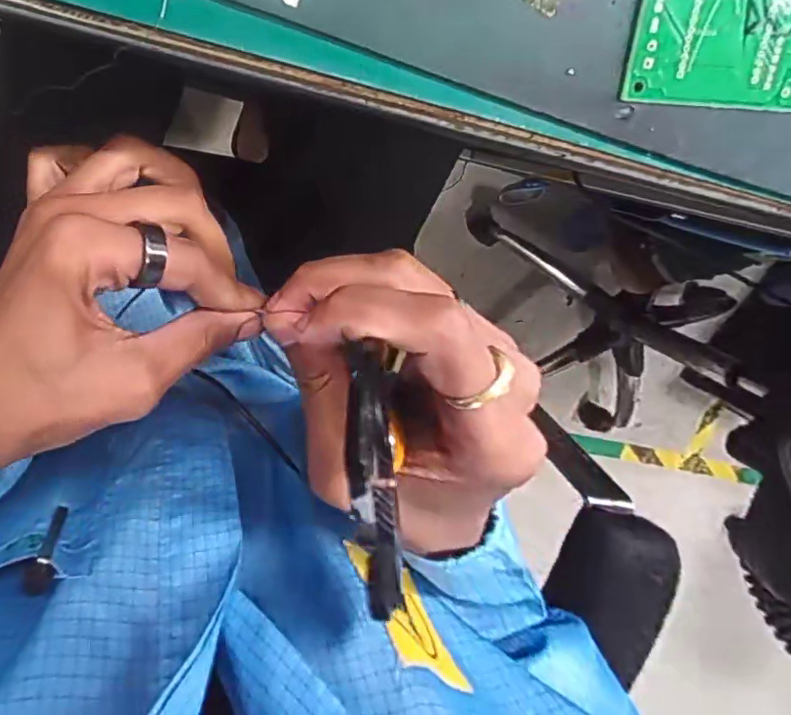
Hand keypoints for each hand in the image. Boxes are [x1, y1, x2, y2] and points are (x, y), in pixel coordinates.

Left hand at [0, 137, 263, 486]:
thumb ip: (196, 340)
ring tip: (192, 234)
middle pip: (168, 197)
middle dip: (210, 242)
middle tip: (223, 289)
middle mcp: (65, 207)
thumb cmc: (42, 401)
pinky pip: (70, 164)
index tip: (248, 314)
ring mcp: (47, 203)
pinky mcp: (36, 211)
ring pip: (128, 159)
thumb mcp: (130, 381)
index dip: (224, 288)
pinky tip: (125, 203)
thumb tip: (247, 316)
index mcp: (81, 244)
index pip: (181, 254)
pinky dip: (105, 173)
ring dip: (169, 187)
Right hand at [263, 251, 544, 554]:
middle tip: (283, 308)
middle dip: (336, 285)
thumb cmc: (403, 509)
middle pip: (422, 290)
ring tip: (295, 307)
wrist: (445, 513)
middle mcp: (507, 375)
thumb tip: (292, 319)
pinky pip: (403, 285)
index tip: (301, 326)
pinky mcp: (465, 326)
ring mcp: (492, 344)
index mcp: (493, 431)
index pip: (441, 330)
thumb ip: (324, 391)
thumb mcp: (345, 473)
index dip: (362, 311)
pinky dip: (349, 287)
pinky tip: (321, 309)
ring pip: (409, 275)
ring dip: (338, 281)